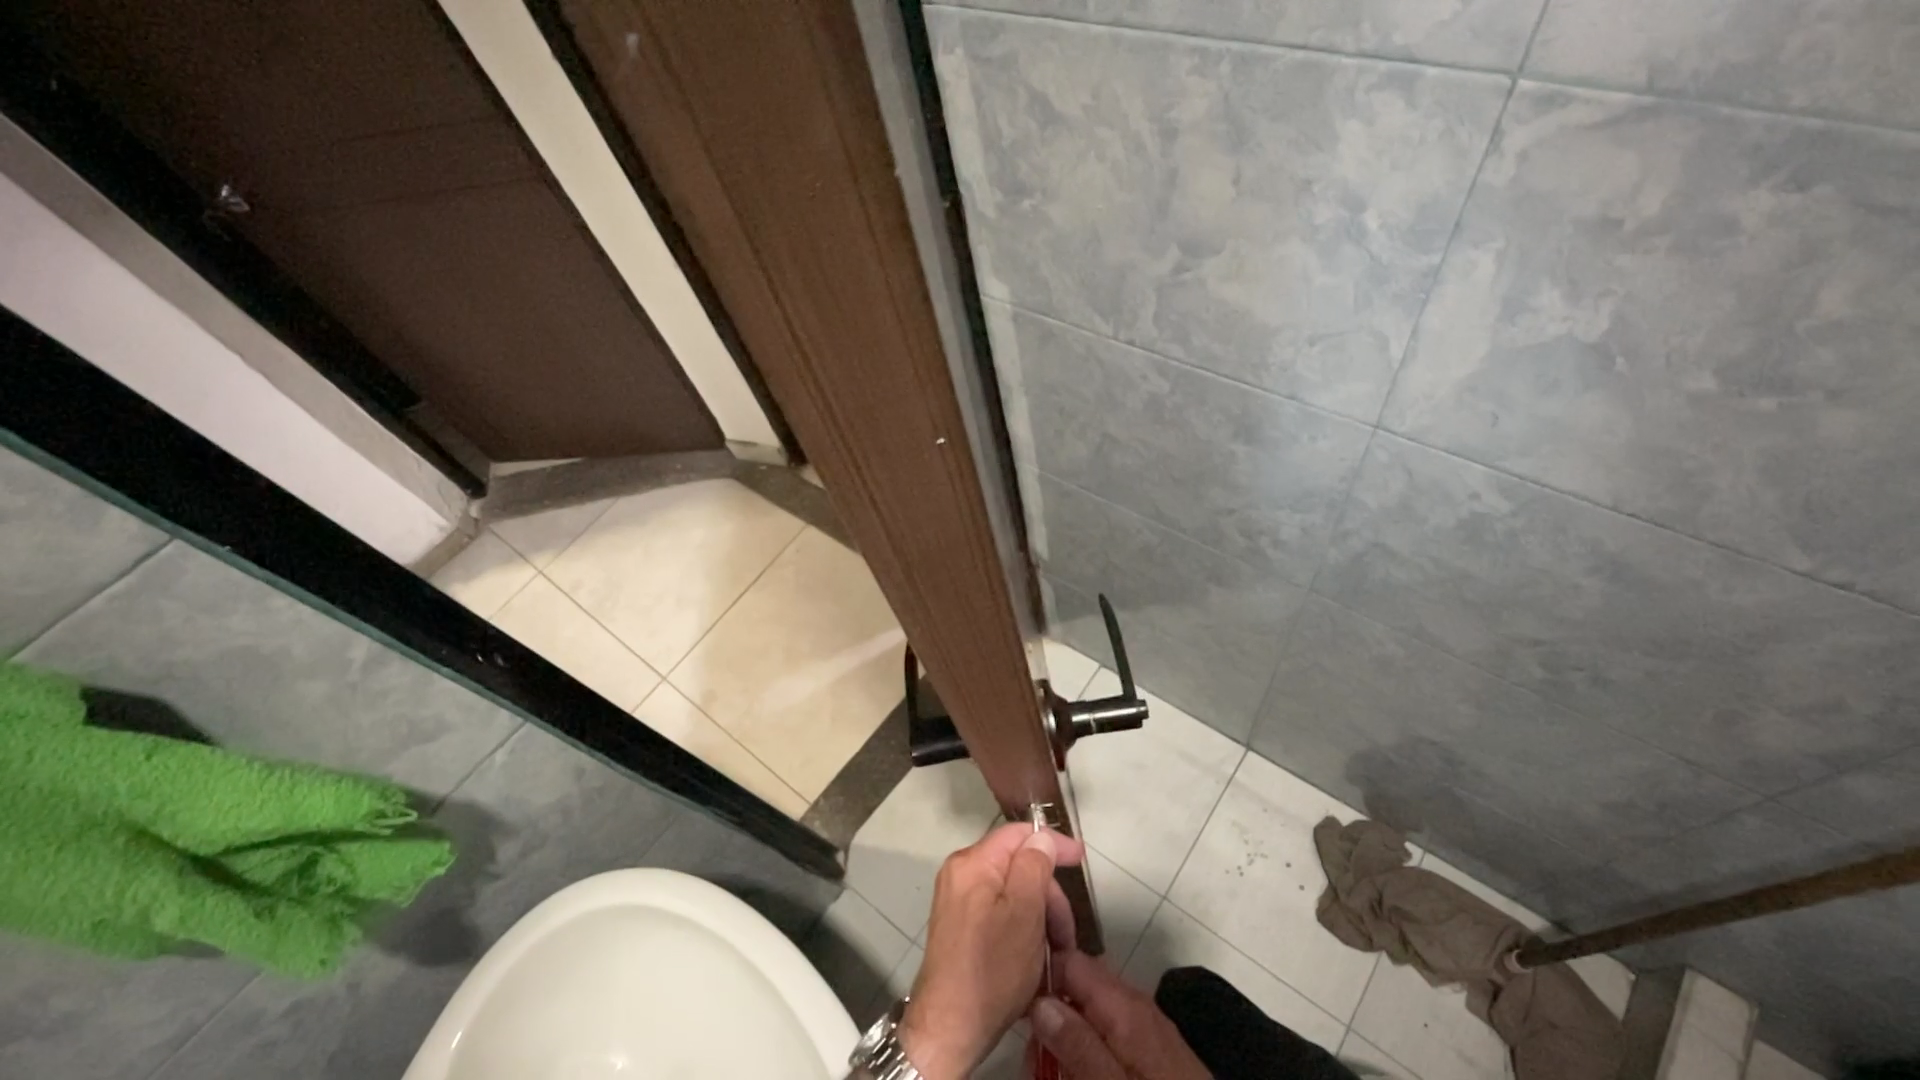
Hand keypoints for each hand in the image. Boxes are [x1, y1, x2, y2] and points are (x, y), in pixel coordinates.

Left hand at [898, 823, 1084, 1079]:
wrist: (950, 1027)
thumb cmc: (992, 967)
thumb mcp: (1024, 913)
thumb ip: (1034, 867)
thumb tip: (1041, 837)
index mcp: (973, 864)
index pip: (1018, 835)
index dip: (1052, 843)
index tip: (1081, 859)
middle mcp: (961, 876)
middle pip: (1017, 867)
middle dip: (1048, 895)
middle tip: (1066, 934)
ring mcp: (958, 903)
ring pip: (1012, 895)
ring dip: (1040, 918)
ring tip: (1055, 954)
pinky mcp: (961, 929)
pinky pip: (1000, 915)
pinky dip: (1023, 930)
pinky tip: (1035, 957)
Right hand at [1029, 951, 1209, 1079]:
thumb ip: (1078, 1046)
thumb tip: (1040, 1001)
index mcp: (1123, 1006)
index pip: (1070, 960)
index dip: (1039, 974)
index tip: (1013, 1005)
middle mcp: (1134, 1004)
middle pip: (1077, 986)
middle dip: (1049, 1018)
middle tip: (1032, 1060)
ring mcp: (1145, 1025)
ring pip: (1090, 1013)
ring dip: (1066, 1039)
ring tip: (1050, 1072)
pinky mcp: (1152, 1047)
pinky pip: (1109, 1034)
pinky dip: (1089, 1050)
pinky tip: (1080, 1074)